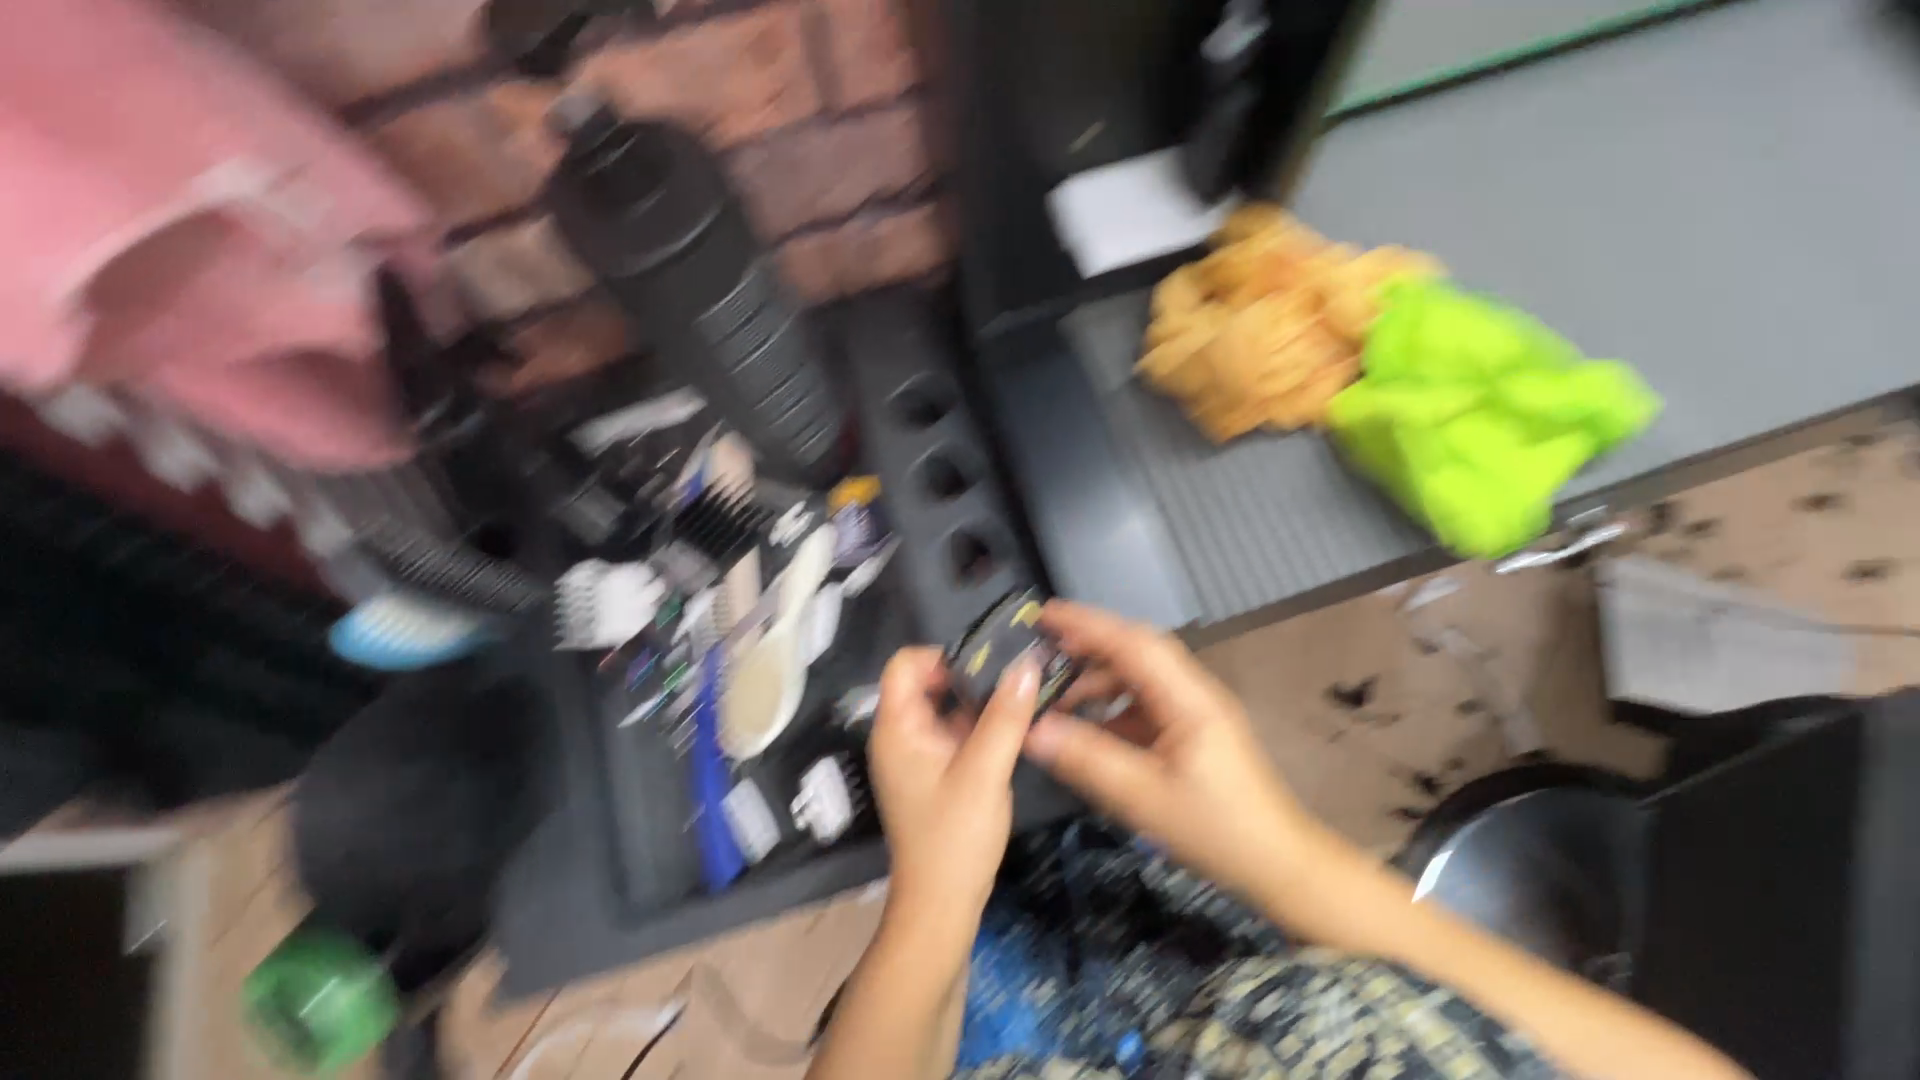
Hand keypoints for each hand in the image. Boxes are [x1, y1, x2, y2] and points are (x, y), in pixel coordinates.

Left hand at [868, 646, 1037, 928]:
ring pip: (946, 708)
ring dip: (980, 702)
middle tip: (1015, 679)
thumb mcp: (985, 772)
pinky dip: (981, 726)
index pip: (904, 663)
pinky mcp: (935, 772)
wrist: (942, 905)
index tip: (987, 668)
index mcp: (896, 727)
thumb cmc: (955, 837)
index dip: (943, 655)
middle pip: (928, 682)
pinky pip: (955, 733)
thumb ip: (1005, 716)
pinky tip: (1015, 729)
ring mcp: (917, 755)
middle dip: (970, 676)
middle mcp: (900, 734)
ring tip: (1023, 698)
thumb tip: (1027, 664)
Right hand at [1022, 601, 1314, 902]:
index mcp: (1189, 700)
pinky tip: (1090, 728)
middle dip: (1089, 645)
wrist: (1278, 865)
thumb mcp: (1144, 798)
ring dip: (1099, 680)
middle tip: (1042, 652)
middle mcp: (1194, 694)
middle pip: (1138, 652)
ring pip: (1141, 677)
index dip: (1087, 624)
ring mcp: (1196, 713)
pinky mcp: (1194, 733)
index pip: (1134, 643)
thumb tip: (1032, 731)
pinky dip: (1113, 707)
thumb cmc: (1217, 829)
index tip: (1044, 614)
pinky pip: (1147, 704)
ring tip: (1058, 698)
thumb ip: (1087, 760)